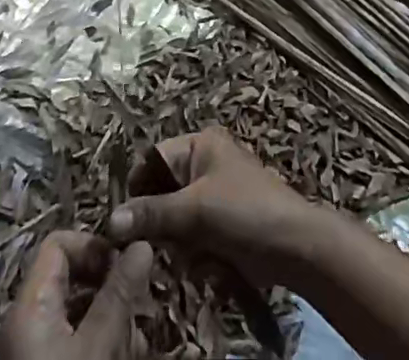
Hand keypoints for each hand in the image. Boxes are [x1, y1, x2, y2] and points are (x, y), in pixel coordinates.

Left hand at [0, 232, 152, 359]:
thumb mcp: (99, 345)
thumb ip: (118, 295)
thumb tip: (142, 243)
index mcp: (28, 302)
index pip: (58, 244)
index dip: (94, 247)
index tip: (126, 266)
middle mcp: (24, 318)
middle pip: (68, 277)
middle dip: (108, 283)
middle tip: (139, 301)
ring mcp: (31, 346)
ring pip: (74, 311)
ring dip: (109, 315)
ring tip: (139, 334)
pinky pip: (70, 339)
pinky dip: (98, 339)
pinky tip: (126, 351)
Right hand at [107, 128, 323, 287]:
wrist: (298, 249)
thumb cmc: (246, 211)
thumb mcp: (195, 209)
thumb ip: (152, 213)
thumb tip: (110, 222)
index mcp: (199, 144)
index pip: (152, 159)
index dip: (137, 188)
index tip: (124, 220)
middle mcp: (203, 165)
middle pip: (161, 192)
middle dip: (162, 223)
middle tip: (165, 244)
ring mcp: (213, 196)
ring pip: (175, 220)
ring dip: (180, 243)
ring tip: (194, 255)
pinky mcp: (221, 225)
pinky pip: (192, 237)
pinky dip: (195, 253)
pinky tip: (208, 265)